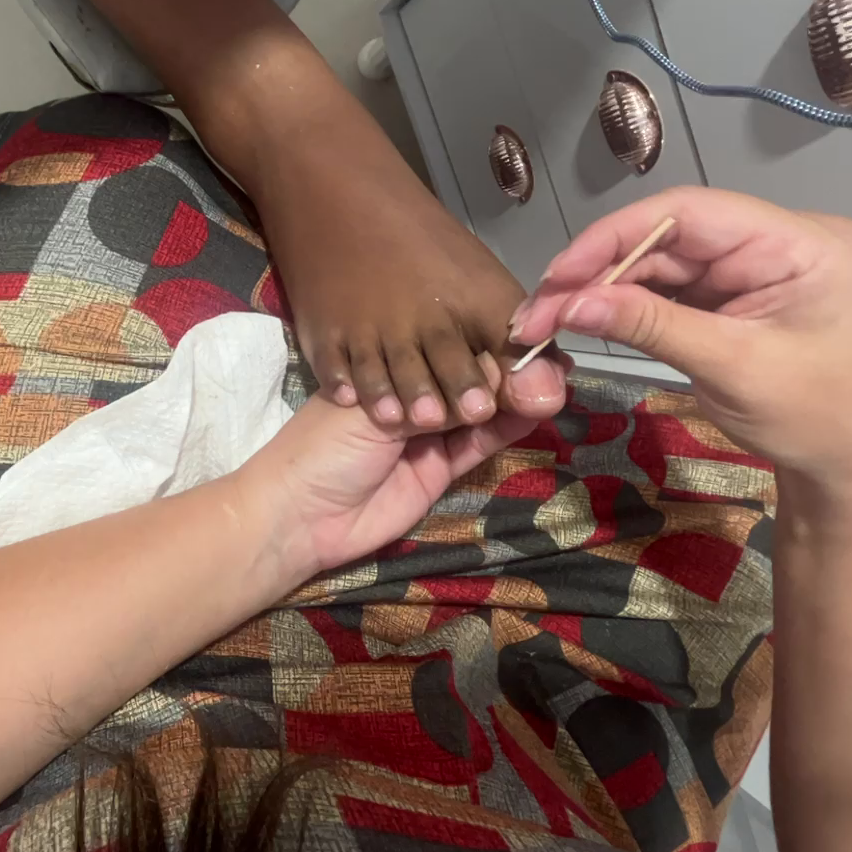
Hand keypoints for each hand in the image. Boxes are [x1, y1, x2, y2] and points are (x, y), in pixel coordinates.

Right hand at [233, 75, 569, 431]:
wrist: (330, 187)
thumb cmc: (415, 230)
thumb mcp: (476, 271)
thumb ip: (504, 327)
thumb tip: (545, 380)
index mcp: (467, 300)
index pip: (496, 354)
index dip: (499, 383)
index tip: (499, 404)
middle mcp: (420, 317)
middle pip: (442, 371)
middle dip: (450, 397)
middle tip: (448, 417)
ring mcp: (369, 328)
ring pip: (388, 380)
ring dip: (397, 401)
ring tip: (402, 419)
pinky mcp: (325, 333)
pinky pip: (337, 371)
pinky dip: (346, 385)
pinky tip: (350, 399)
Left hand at [235, 355, 539, 586]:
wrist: (302, 517)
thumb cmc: (323, 448)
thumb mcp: (376, 413)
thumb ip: (433, 397)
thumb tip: (491, 374)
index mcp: (385, 371)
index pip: (440, 350)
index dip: (478, 344)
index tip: (518, 334)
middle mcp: (410, 397)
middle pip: (465, 379)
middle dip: (501, 370)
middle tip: (543, 364)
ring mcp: (426, 434)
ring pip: (477, 411)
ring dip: (509, 398)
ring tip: (548, 385)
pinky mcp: (439, 470)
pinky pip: (477, 445)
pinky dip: (504, 429)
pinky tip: (534, 411)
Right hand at [508, 186, 851, 482]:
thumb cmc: (817, 417)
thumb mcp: (732, 368)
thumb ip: (649, 326)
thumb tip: (567, 305)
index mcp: (798, 242)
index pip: (688, 213)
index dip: (613, 236)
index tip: (558, 275)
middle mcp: (771, 242)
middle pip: (664, 239)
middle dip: (596, 273)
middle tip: (536, 313)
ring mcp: (749, 270)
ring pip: (656, 265)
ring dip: (600, 292)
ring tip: (546, 321)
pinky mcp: (731, 296)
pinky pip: (666, 290)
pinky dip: (623, 307)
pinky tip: (586, 321)